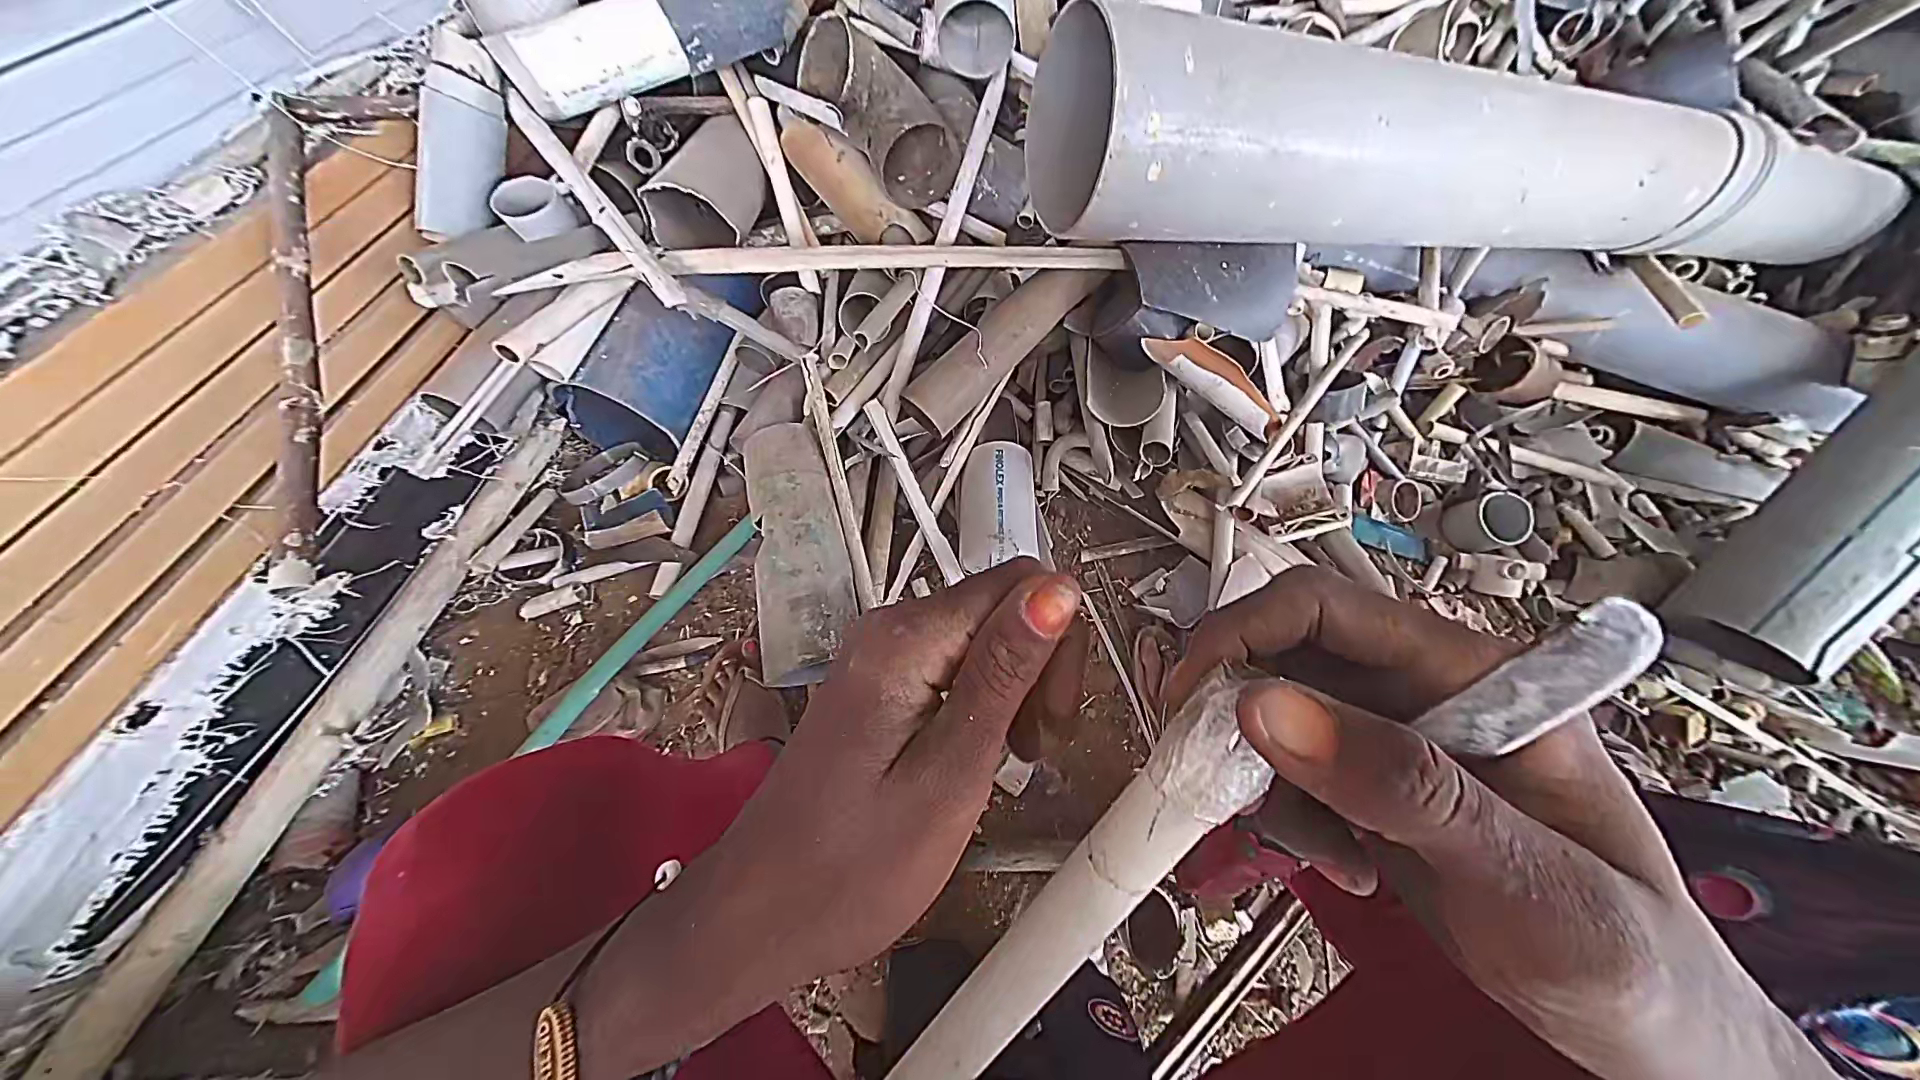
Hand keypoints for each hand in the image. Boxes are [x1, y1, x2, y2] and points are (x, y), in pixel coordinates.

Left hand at [701, 558, 1083, 987]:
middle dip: (1039, 666)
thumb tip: (1056, 590)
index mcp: (905, 640)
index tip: (1053, 716)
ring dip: (1016, 687)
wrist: (765, 909)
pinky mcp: (883, 678)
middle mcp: (889, 628)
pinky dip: (985, 700)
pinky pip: (958, 662)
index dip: (1057, 641)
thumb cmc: (852, 868)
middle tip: (1033, 746)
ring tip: (1007, 757)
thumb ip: (1004, 673)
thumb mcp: (950, 774)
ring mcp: (882, 651)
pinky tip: (977, 751)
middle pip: (1004, 602)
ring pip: (987, 633)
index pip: (1021, 582)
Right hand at [1169, 566, 1831, 1079]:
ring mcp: (1383, 728)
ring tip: (1323, 849)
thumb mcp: (1523, 875)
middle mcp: (1416, 685)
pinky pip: (1278, 764)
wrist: (1639, 1020)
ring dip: (1262, 779)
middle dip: (1236, 715)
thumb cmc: (1625, 954)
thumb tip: (1267, 708)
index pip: (1322, 605)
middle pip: (1279, 654)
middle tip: (1224, 776)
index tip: (1189, 692)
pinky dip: (1280, 810)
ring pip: (1266, 712)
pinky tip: (1338, 858)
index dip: (1241, 631)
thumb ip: (1403, 787)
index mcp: (1470, 672)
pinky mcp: (1359, 770)